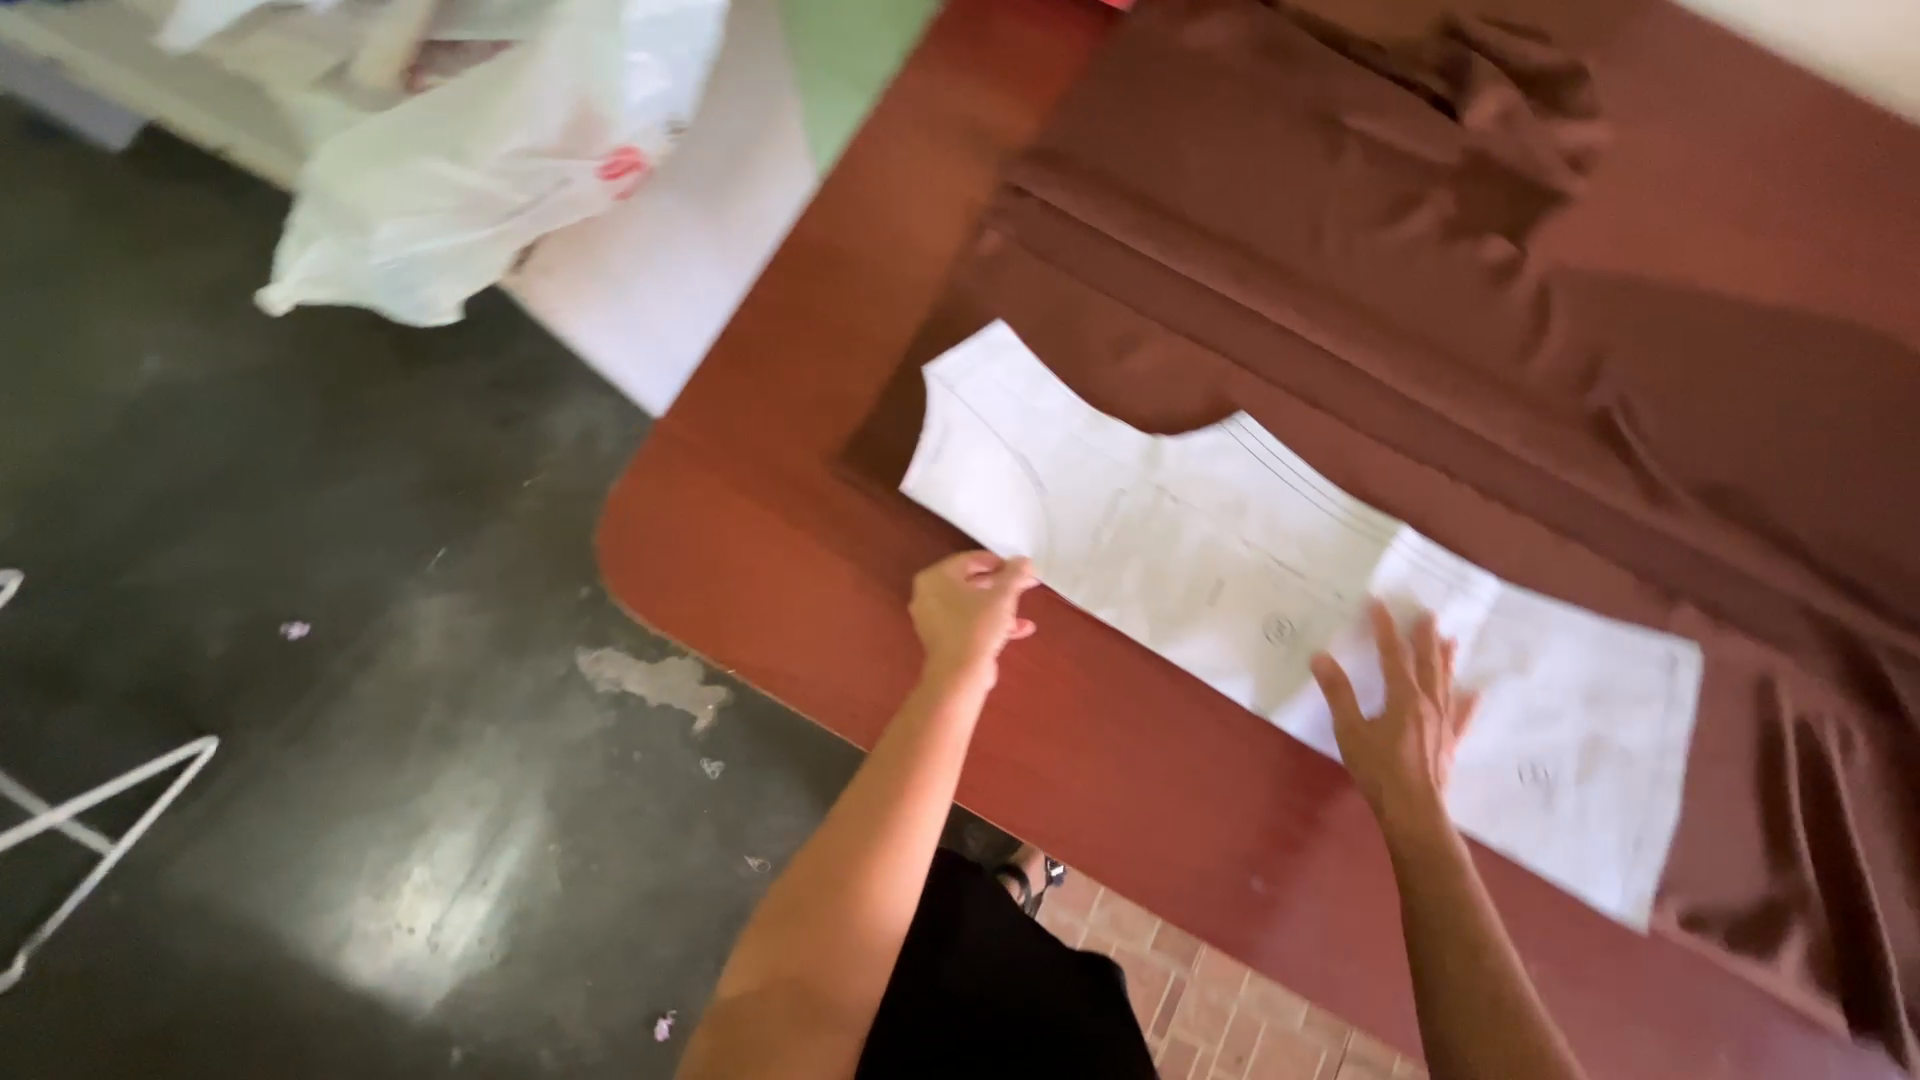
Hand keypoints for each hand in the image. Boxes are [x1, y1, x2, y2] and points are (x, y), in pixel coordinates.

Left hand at [909, 552, 1038, 685]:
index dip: (998, 561)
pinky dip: (991, 624)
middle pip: (971, 583)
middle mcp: (928, 595)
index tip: (1020, 567)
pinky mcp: (944, 641)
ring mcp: (934, 620)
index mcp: (935, 577)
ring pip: (972, 605)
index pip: (970, 560)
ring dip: (1000, 606)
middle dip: (1001, 585)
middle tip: (1026, 584)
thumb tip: (1024, 561)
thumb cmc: (977, 626)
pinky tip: (1021, 629)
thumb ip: (1015, 574)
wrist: (959, 675)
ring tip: (1024, 607)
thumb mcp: (1002, 596)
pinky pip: (969, 624)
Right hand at [1310, 600, 1479, 831]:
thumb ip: (1337, 692)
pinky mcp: (1450, 742)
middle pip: (1426, 664)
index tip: (1378, 604)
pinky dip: (1467, 702)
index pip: (1392, 654)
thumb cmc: (1377, 768)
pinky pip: (1462, 716)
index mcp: (1402, 697)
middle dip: (1423, 637)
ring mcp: (1443, 723)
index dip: (1385, 628)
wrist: (1413, 809)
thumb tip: (1321, 657)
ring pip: (1446, 684)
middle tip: (1427, 614)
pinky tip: (1474, 693)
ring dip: (1446, 660)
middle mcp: (1428, 704)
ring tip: (1450, 640)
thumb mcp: (1349, 729)